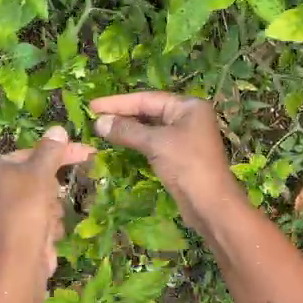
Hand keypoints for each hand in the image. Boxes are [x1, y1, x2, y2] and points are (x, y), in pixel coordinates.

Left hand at [0, 125, 94, 278]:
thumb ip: (50, 150)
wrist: (19, 261)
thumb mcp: (40, 173)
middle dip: (53, 190)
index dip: (61, 152)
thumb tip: (57, 129)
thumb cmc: (25, 209)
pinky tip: (47, 235)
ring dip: (53, 209)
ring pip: (44, 200)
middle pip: (38, 177)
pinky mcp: (17, 232)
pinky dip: (48, 225)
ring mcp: (5, 212)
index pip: (32, 152)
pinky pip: (41, 219)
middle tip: (53, 199)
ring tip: (47, 221)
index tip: (88, 152)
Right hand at [89, 92, 246, 232]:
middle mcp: (188, 117)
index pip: (147, 98)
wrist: (210, 204)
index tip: (93, 105)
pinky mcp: (180, 156)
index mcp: (188, 106)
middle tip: (94, 117)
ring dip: (127, 129)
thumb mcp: (155, 143)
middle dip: (122, 115)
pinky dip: (137, 142)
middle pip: (149, 111)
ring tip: (101, 129)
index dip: (118, 103)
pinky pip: (154, 143)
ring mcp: (185, 137)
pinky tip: (119, 143)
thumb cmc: (187, 165)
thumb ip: (126, 130)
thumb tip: (99, 122)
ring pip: (151, 128)